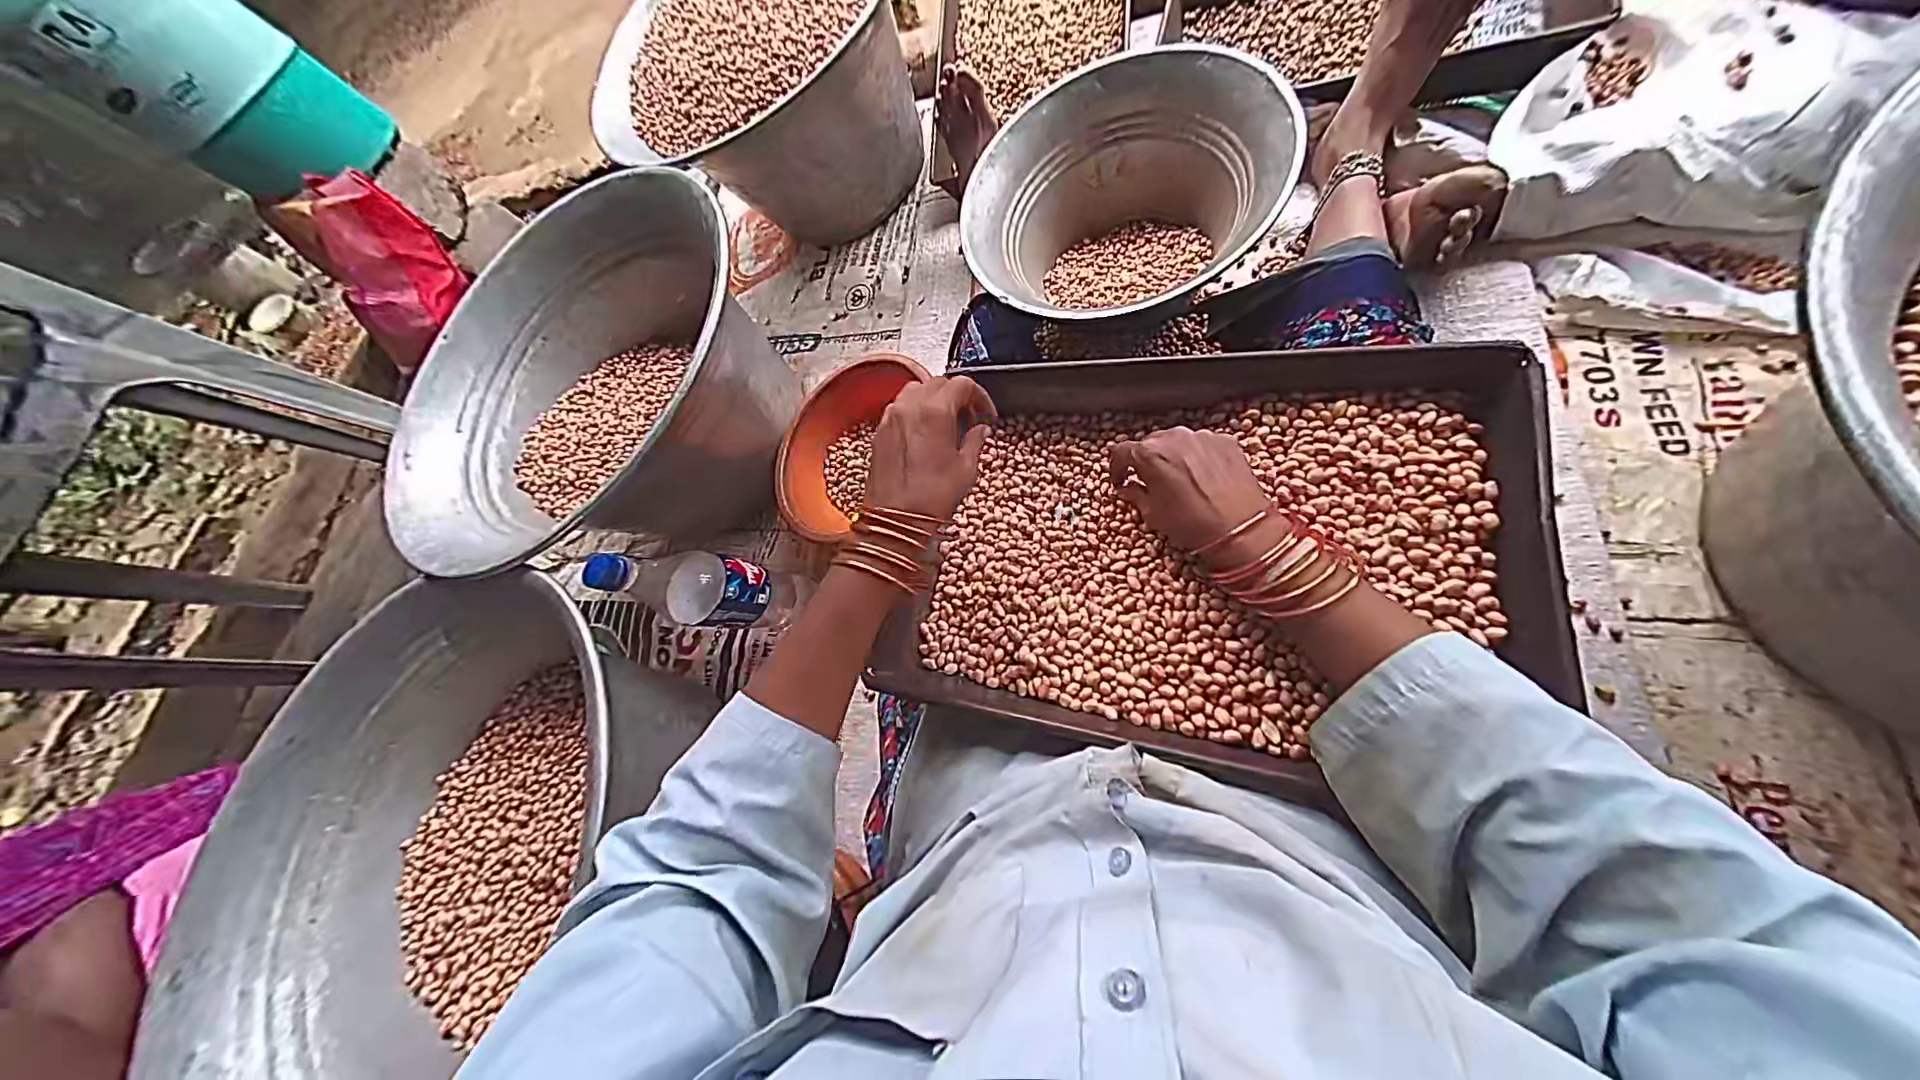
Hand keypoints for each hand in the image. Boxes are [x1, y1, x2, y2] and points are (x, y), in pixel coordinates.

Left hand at [864, 375, 996, 520]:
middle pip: (938, 383)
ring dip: (935, 400)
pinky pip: (900, 408)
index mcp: (935, 412)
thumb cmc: (929, 498)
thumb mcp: (965, 470)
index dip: (980, 396)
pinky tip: (926, 434)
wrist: (895, 519)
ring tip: (947, 422)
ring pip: (916, 391)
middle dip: (958, 396)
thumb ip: (975, 442)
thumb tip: (981, 432)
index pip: (962, 385)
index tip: (986, 414)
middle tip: (970, 417)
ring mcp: (890, 418)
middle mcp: (909, 407)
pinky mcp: (880, 432)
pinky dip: (915, 411)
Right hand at [1108, 427, 1272, 555]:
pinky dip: (1196, 457)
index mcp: (1150, 454)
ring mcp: (1202, 438)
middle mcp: (1174, 438)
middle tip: (1148, 481)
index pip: (1122, 451)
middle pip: (1149, 443)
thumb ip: (1135, 494)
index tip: (1120, 479)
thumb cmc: (1194, 524)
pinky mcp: (1225, 442)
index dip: (1117, 467)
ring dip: (1172, 457)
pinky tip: (1200, 477)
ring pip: (1176, 442)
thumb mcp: (1153, 514)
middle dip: (1145, 461)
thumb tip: (1128, 488)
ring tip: (1178, 480)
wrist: (1241, 529)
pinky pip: (1202, 445)